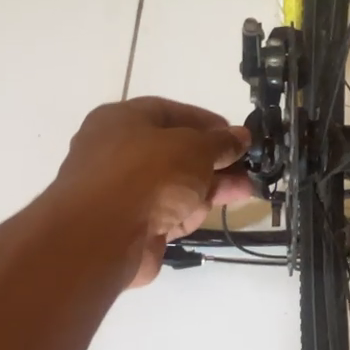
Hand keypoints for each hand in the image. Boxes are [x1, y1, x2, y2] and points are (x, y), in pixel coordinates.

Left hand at [50, 97, 253, 285]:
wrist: (102, 236)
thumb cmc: (148, 174)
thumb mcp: (195, 147)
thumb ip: (221, 142)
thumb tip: (240, 136)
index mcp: (121, 120)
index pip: (170, 113)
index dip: (206, 122)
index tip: (235, 136)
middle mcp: (115, 152)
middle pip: (174, 151)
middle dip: (214, 160)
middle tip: (246, 166)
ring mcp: (120, 191)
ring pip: (173, 184)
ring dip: (209, 186)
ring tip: (245, 190)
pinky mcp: (129, 225)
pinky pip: (166, 212)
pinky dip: (189, 211)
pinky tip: (211, 213)